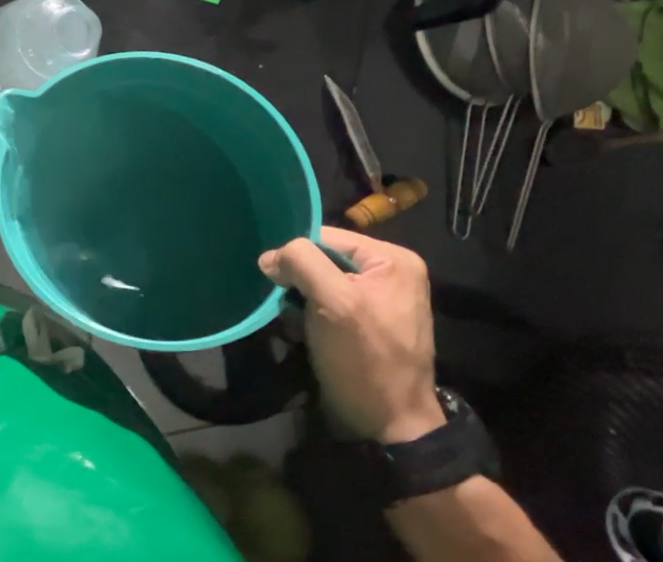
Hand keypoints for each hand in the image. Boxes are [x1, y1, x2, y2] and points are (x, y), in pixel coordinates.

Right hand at [259, 226, 445, 444]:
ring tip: (293, 323)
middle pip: (323, 259)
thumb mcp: (333, 302)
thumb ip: (301, 262)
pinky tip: (301, 333)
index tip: (275, 282)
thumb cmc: (365, 359)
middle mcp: (390, 273)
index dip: (296, 255)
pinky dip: (308, 316)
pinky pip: (327, 305)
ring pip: (320, 283)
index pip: (326, 236)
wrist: (389, 427)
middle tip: (285, 306)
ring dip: (299, 301)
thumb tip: (269, 258)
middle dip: (298, 281)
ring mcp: (380, 300)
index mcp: (393, 259)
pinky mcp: (367, 324)